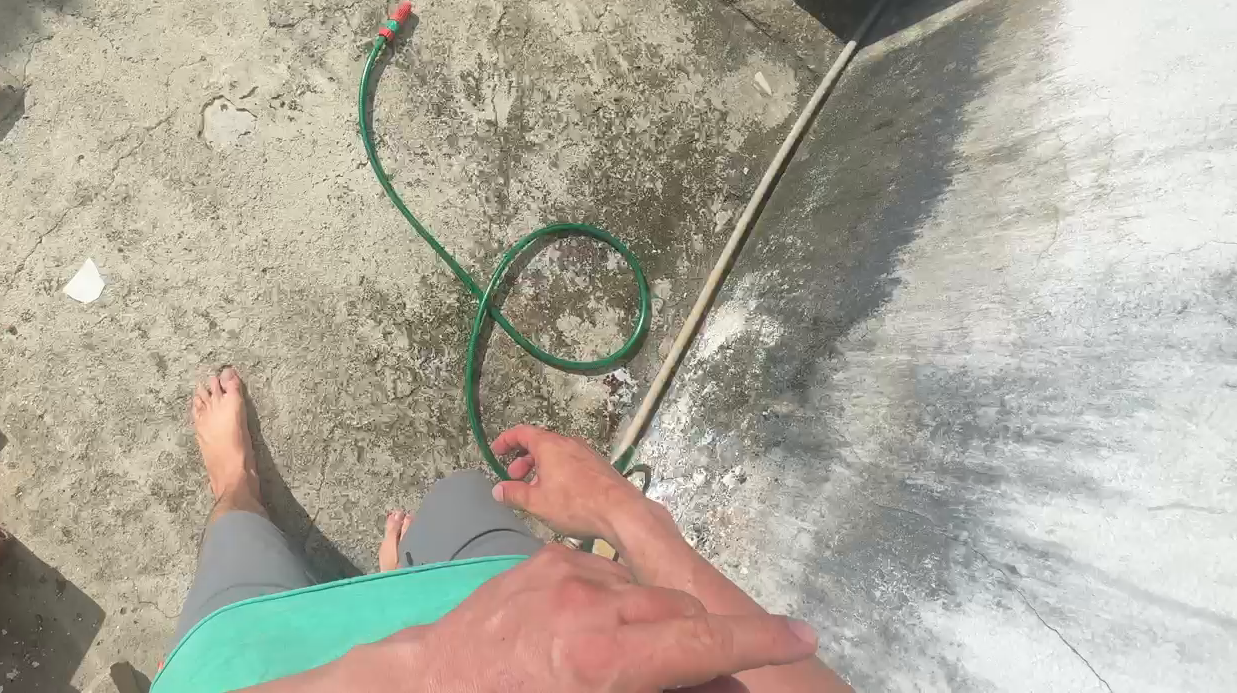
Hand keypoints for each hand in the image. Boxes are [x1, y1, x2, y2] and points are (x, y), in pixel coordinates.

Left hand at [362, 546, 817, 692]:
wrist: (437, 679)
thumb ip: (658, 689)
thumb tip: (706, 678)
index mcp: (602, 659)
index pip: (699, 641)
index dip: (756, 642)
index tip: (799, 635)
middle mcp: (588, 604)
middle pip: (680, 612)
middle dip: (709, 642)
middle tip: (718, 674)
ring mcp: (564, 572)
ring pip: (646, 590)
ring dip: (665, 620)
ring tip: (656, 656)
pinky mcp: (545, 558)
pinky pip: (608, 574)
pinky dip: (623, 599)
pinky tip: (609, 627)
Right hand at [491, 424, 651, 540]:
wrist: (620, 511)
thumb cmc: (576, 504)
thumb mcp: (537, 502)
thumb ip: (514, 494)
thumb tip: (498, 490)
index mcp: (549, 445)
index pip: (521, 433)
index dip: (506, 440)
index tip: (497, 451)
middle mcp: (567, 443)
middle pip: (539, 444)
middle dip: (523, 460)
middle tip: (516, 478)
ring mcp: (585, 453)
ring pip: (556, 454)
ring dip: (541, 468)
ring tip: (537, 490)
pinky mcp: (598, 466)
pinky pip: (571, 462)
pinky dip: (559, 472)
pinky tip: (560, 494)